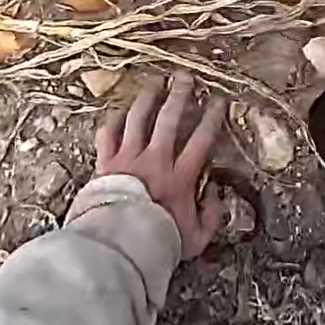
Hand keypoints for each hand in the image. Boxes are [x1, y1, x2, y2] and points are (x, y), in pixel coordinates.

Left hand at [96, 73, 225, 258]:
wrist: (117, 247)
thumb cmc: (158, 243)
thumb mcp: (196, 238)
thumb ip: (212, 216)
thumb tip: (216, 192)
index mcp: (180, 176)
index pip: (201, 139)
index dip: (212, 117)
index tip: (218, 100)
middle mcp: (156, 160)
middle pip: (170, 119)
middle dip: (180, 95)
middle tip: (186, 77)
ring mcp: (128, 158)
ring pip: (139, 119)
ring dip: (148, 98)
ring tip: (155, 81)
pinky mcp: (106, 162)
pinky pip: (108, 134)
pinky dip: (113, 121)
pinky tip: (119, 111)